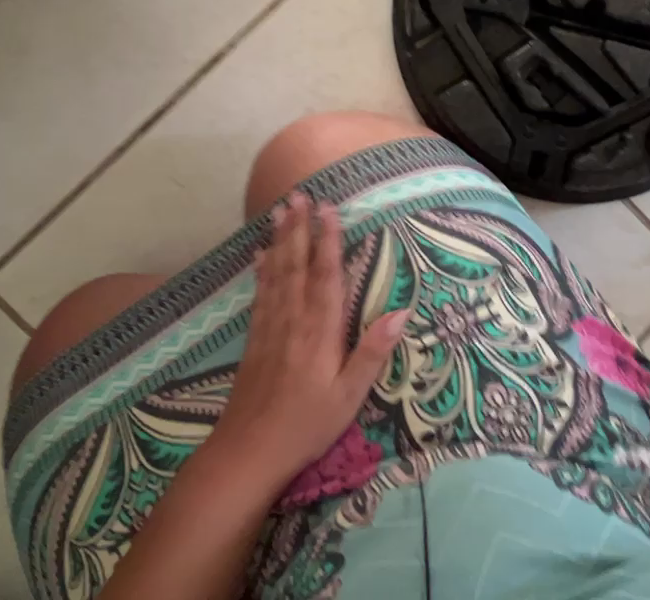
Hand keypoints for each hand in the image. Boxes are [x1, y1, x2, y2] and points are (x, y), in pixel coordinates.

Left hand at [218, 194, 407, 483]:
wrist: (247, 453)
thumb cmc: (307, 425)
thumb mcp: (350, 396)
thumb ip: (372, 353)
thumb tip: (402, 312)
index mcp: (320, 332)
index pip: (326, 276)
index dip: (328, 241)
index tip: (329, 209)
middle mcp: (294, 321)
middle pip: (296, 266)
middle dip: (299, 229)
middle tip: (298, 194)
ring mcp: (270, 329)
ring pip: (276, 275)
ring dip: (279, 240)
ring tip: (279, 211)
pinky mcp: (254, 341)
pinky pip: (260, 295)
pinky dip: (261, 271)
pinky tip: (259, 256)